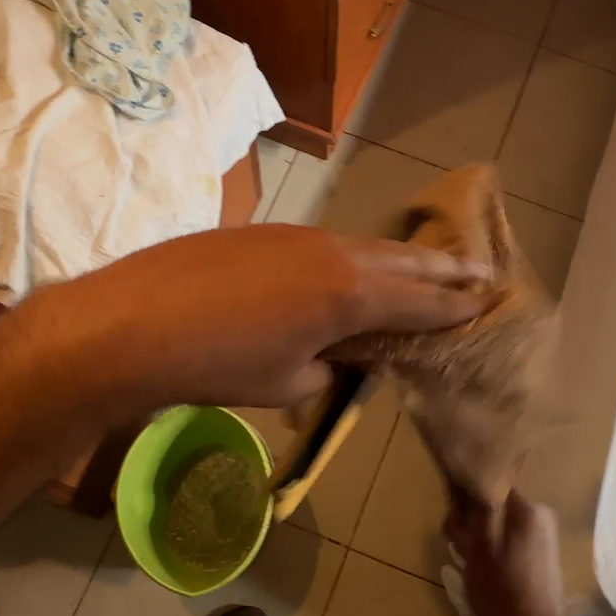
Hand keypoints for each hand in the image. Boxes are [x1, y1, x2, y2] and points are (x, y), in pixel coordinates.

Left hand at [54, 224, 491, 408]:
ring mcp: (294, 234)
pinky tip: (342, 273)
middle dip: (443, 266)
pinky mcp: (261, 232)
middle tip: (481, 269)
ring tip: (421, 266)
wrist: (130, 324)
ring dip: (396, 259)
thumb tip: (333, 357)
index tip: (484, 302)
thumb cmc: (218, 366)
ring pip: (361, 246)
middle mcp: (332, 253)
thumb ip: (327, 367)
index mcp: (349, 294)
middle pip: (402, 258)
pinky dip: (348, 260)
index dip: (454, 306)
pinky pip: (322, 245)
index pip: (419, 300)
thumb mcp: (286, 383)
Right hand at [446, 489, 568, 615]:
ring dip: (479, 534)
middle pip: (495, 502)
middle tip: (459, 543)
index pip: (492, 481)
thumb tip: (467, 477)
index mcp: (529, 509)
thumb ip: (475, 508)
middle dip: (472, 518)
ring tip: (468, 559)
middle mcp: (541, 516)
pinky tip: (483, 568)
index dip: (467, 493)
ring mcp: (543, 536)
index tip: (453, 512)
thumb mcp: (479, 546)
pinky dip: (492, 546)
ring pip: (499, 521)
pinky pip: (509, 537)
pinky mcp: (540, 555)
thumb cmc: (500, 591)